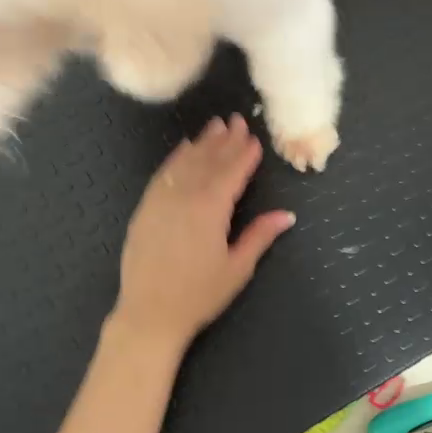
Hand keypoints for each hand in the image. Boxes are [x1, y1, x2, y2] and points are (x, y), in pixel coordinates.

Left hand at [114, 115, 295, 341]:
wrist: (150, 312)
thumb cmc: (200, 295)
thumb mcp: (237, 268)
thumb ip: (260, 236)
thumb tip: (286, 215)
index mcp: (211, 209)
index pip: (231, 173)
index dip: (244, 155)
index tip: (255, 139)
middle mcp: (184, 196)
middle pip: (208, 162)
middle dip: (225, 141)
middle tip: (238, 120)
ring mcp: (161, 200)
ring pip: (184, 163)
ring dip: (201, 144)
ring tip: (215, 127)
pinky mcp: (145, 209)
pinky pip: (164, 174)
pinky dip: (176, 159)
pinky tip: (184, 150)